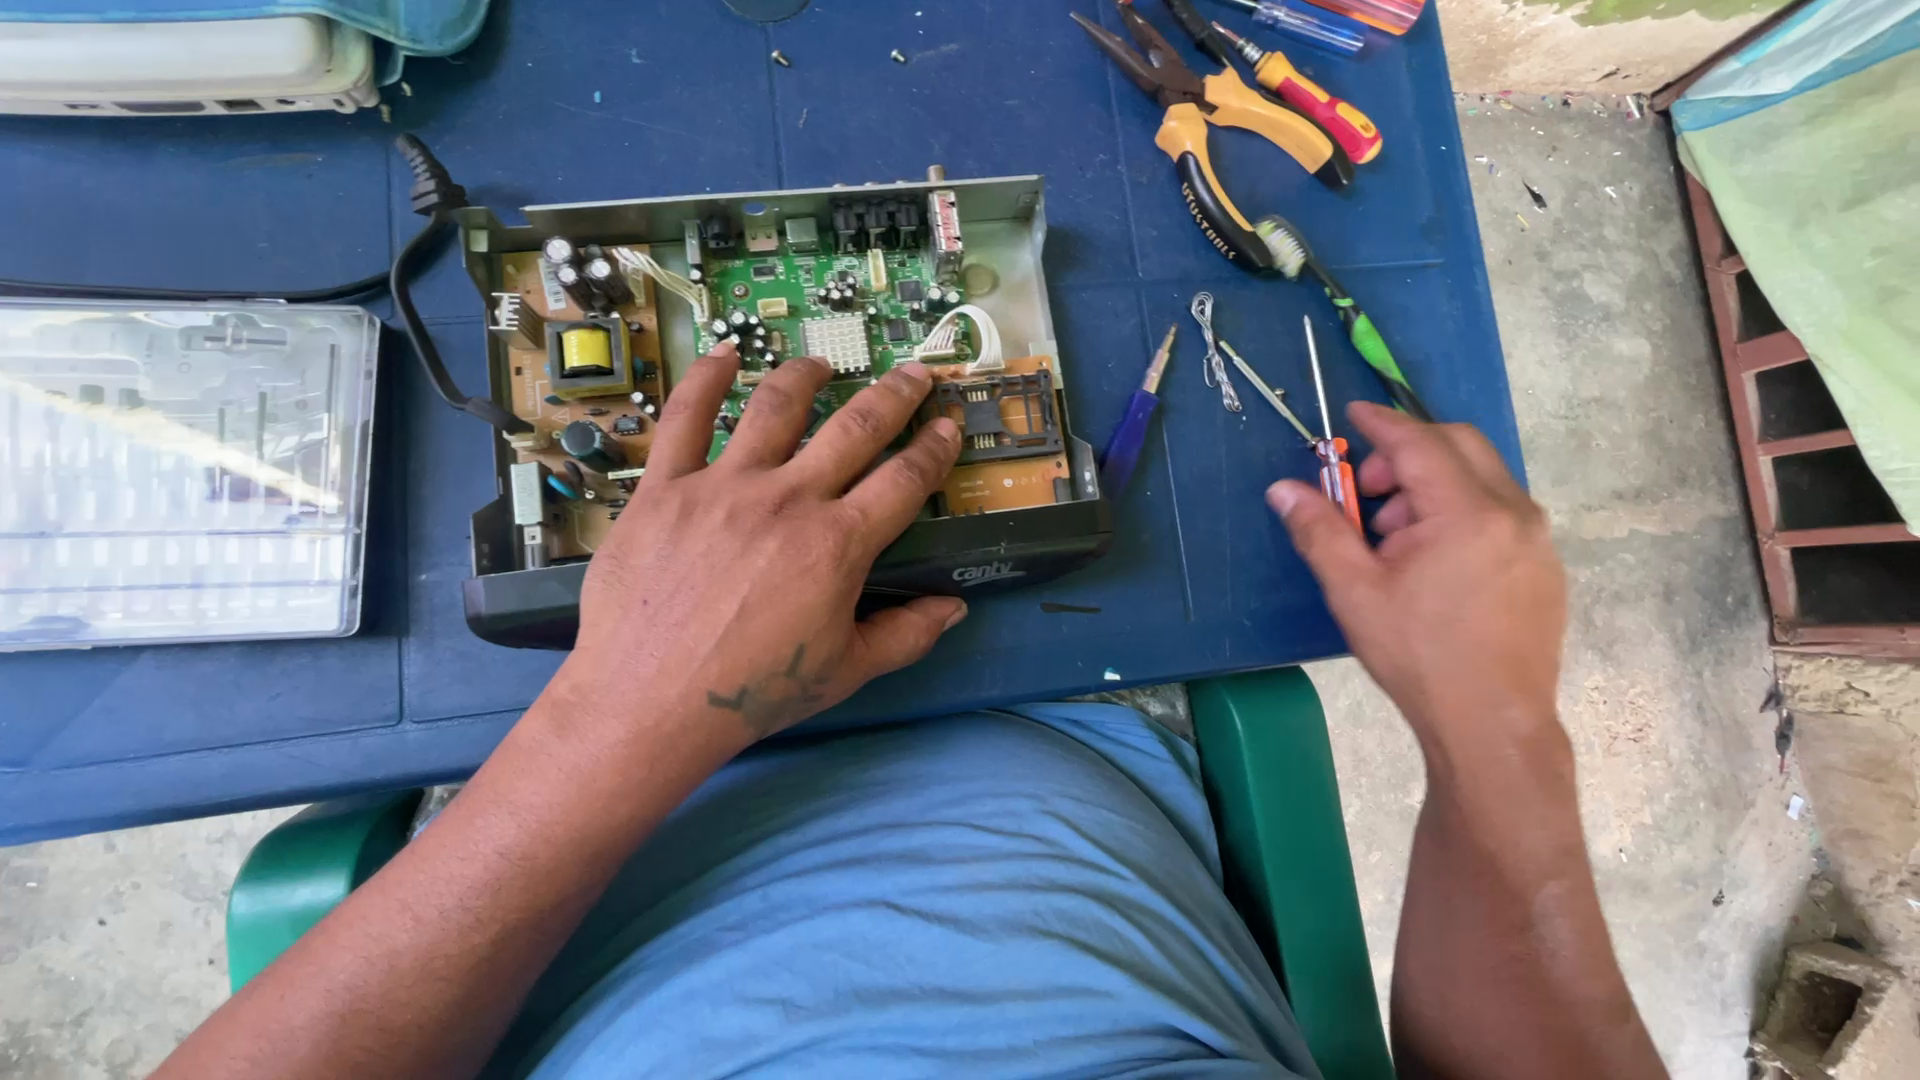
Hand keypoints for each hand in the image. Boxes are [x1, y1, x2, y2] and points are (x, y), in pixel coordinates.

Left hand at [556, 343, 965, 753]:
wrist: (651, 702)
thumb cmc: (755, 691)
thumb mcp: (847, 671)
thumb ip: (907, 635)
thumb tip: (956, 606)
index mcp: (838, 543)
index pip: (905, 480)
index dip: (933, 449)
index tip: (946, 427)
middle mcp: (789, 499)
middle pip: (855, 428)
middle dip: (894, 395)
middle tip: (914, 373)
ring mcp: (724, 485)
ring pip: (775, 407)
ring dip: (806, 377)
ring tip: (821, 365)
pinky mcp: (665, 486)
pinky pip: (684, 418)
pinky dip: (705, 379)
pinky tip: (724, 354)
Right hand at [1268, 402, 1565, 753]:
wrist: (1491, 720)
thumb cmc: (1416, 653)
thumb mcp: (1353, 590)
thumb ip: (1319, 530)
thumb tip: (1283, 489)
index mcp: (1466, 513)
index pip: (1419, 443)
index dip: (1380, 423)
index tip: (1352, 414)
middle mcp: (1513, 512)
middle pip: (1459, 446)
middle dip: (1406, 452)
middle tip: (1366, 489)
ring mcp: (1537, 538)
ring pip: (1480, 478)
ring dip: (1429, 485)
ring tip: (1391, 537)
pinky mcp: (1544, 563)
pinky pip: (1498, 509)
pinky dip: (1456, 509)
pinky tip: (1428, 559)